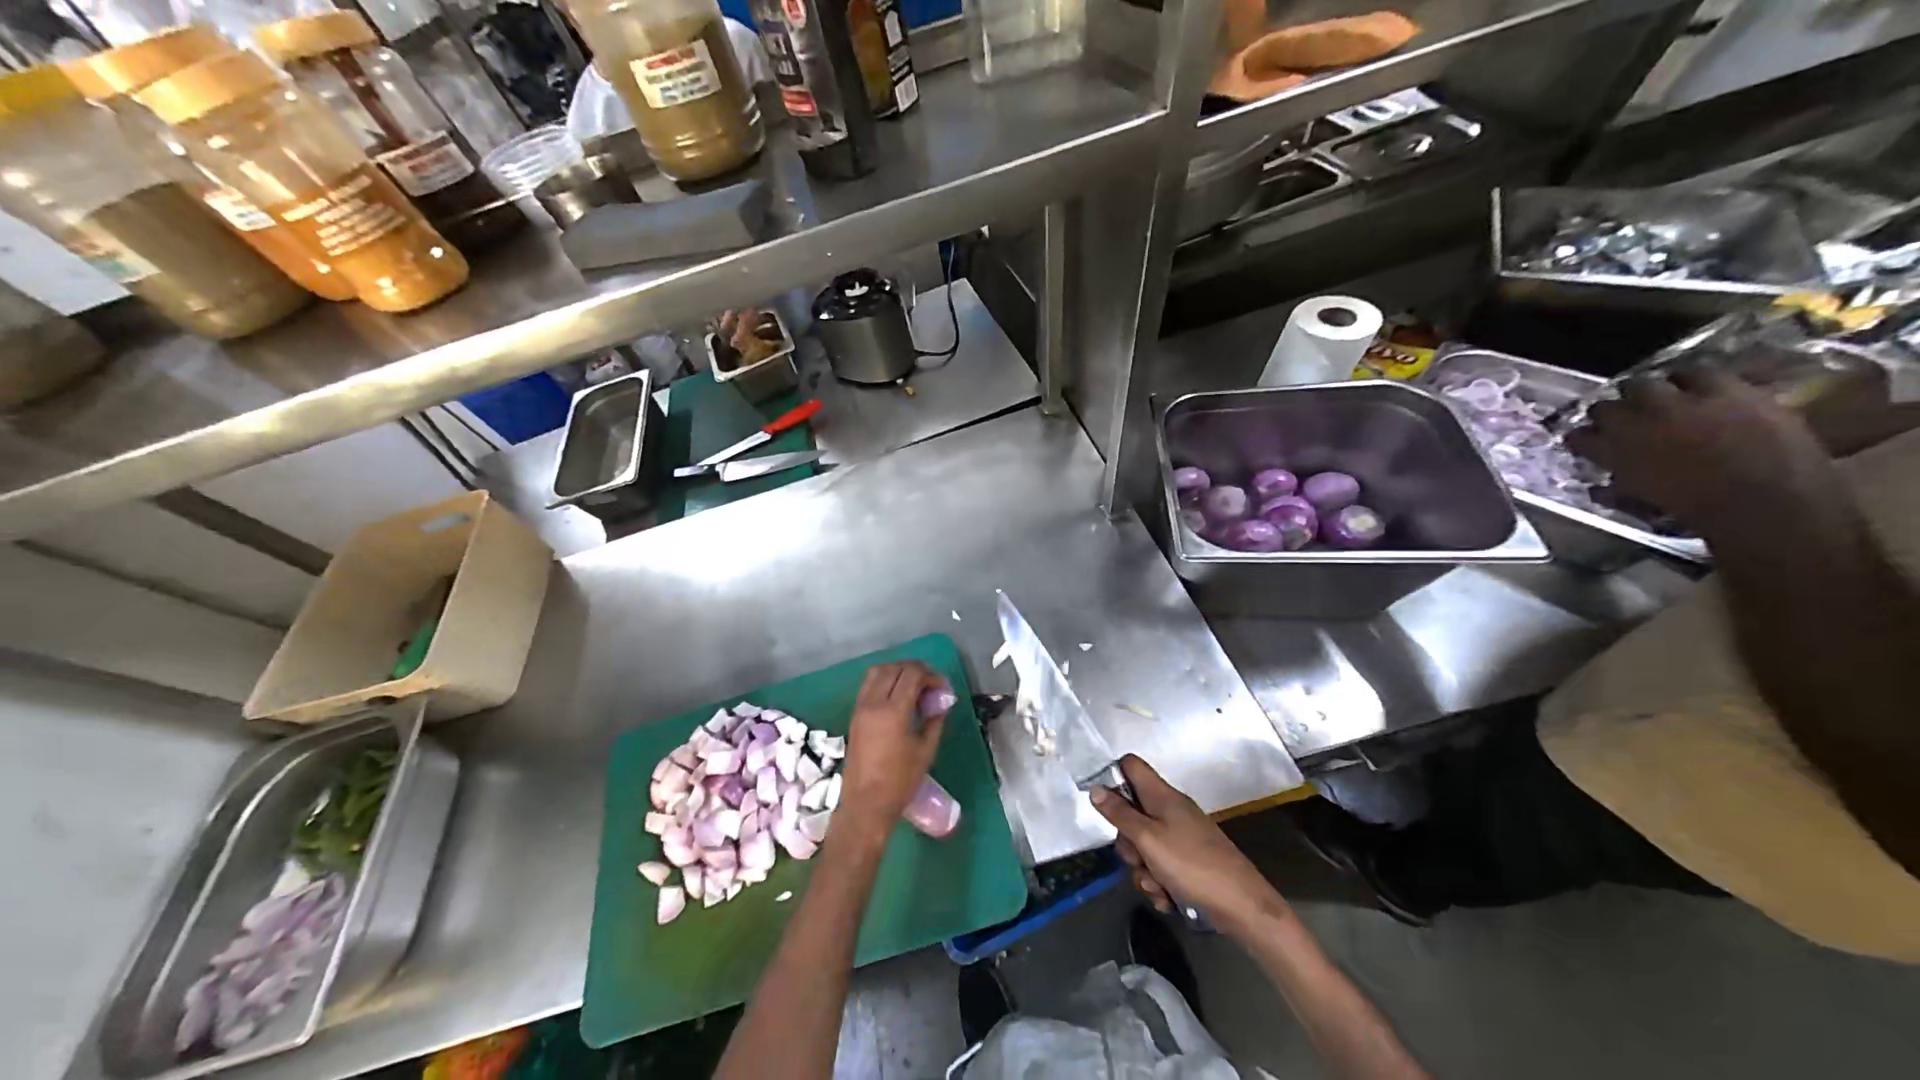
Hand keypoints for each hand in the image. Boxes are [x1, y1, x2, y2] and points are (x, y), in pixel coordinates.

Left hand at [838, 662, 948, 832]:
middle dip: (914, 669)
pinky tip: (897, 696)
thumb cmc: (901, 781)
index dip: (930, 675)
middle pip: (893, 668)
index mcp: (893, 712)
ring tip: (913, 685)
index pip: (912, 675)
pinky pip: (868, 686)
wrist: (866, 803)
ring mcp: (860, 708)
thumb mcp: (926, 750)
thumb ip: (934, 719)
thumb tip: (941, 701)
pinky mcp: (854, 715)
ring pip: (876, 672)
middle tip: (929, 683)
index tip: (941, 687)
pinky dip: (884, 681)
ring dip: (896, 671)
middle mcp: (873, 704)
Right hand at [1091, 755, 1287, 938]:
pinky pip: (1159, 867)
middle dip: (1128, 842)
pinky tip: (1168, 898)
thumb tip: (1096, 788)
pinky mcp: (1188, 863)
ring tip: (1158, 885)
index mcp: (1162, 796)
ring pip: (1143, 847)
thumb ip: (1120, 814)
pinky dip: (1159, 884)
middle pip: (1131, 814)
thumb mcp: (1148, 839)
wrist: (1242, 907)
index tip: (1105, 805)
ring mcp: (1180, 838)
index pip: (1131, 766)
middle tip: (1138, 856)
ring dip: (1143, 870)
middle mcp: (1171, 812)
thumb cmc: (1193, 865)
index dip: (1113, 778)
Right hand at [1567, 367, 1846, 539]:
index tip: (1584, 441)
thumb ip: (1616, 491)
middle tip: (1625, 414)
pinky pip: (1712, 375)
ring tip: (1670, 394)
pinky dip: (1704, 381)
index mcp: (1618, 449)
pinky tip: (1708, 390)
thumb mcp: (1645, 505)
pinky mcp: (1738, 392)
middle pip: (1615, 401)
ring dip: (1662, 386)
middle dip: (1615, 407)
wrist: (1774, 504)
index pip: (1581, 435)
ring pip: (1662, 379)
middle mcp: (1645, 419)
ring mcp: (1692, 402)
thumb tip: (1599, 487)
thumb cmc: (1702, 511)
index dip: (1581, 437)